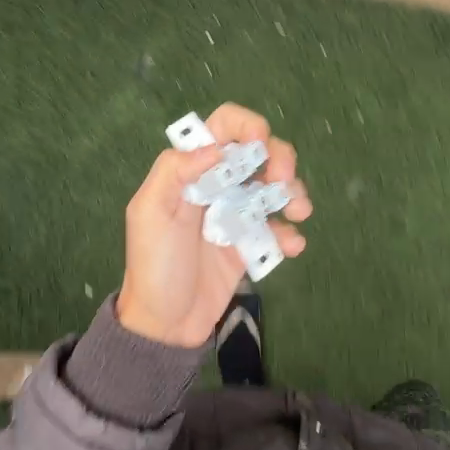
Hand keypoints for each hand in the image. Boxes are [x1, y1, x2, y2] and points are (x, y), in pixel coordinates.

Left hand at [117, 103, 311, 347]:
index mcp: (190, 170)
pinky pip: (278, 228)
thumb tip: (216, 147)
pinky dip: (290, 232)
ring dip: (295, 191)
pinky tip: (292, 245)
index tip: (261, 142)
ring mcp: (236, 214)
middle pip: (259, 152)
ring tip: (300, 211)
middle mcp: (217, 185)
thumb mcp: (149, 212)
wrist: (165, 324)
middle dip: (280, 157)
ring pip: (275, 186)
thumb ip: (175, 171)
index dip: (246, 124)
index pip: (222, 127)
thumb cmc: (154, 264)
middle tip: (283, 181)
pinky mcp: (251, 243)